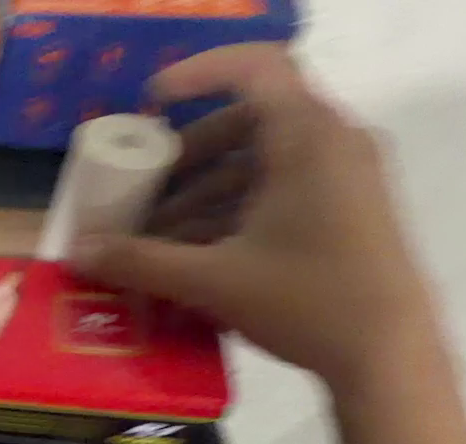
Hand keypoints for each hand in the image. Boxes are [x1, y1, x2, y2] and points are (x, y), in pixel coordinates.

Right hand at [72, 45, 443, 388]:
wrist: (387, 353)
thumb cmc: (306, 300)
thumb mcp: (211, 281)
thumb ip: (140, 262)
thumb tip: (79, 252)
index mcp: (307, 138)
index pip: (256, 68)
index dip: (198, 74)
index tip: (150, 104)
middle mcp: (331, 142)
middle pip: (249, 121)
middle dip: (186, 155)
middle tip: (145, 191)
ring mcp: (343, 177)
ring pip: (260, 162)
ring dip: (202, 193)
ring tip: (158, 240)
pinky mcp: (344, 210)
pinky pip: (278, 190)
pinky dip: (231, 211)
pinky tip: (195, 256)